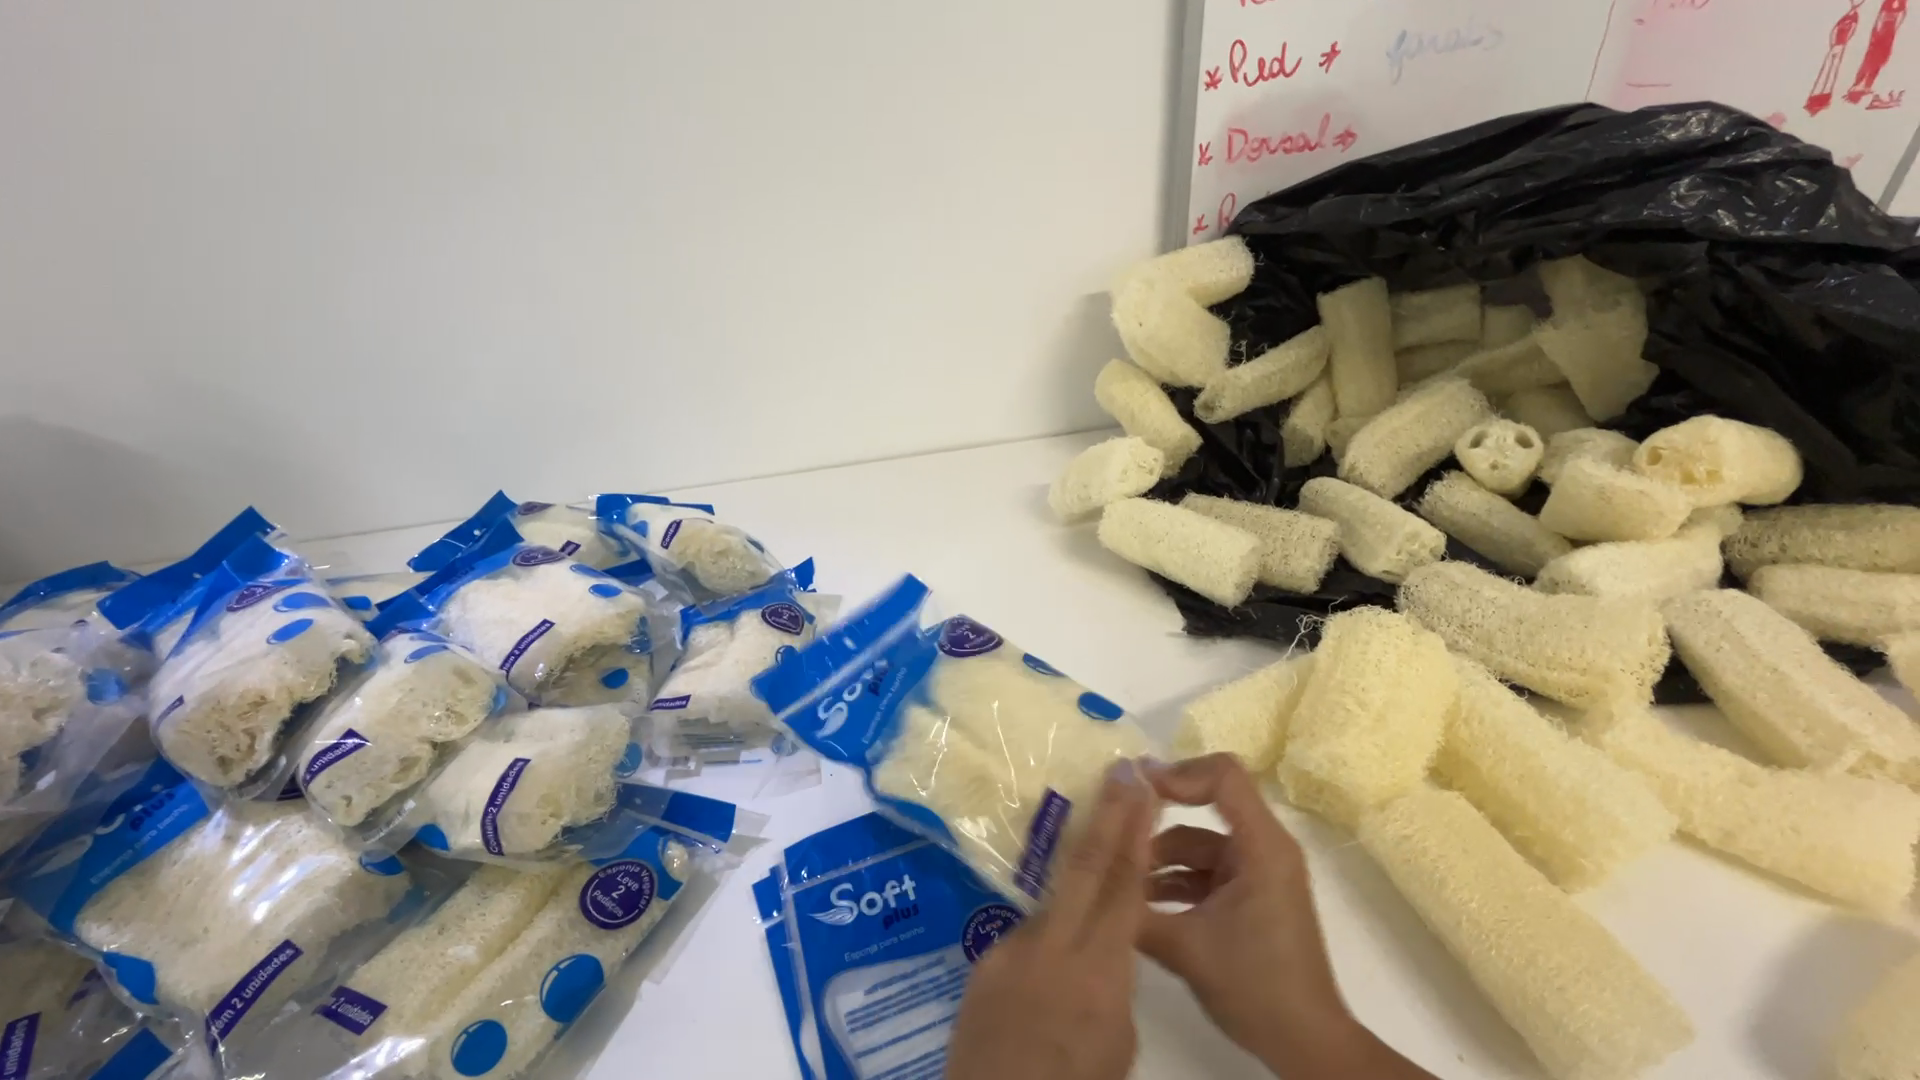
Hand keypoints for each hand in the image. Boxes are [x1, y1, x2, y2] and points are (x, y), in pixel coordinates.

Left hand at [946, 759, 1158, 1079]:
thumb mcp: (1119, 1043)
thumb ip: (1113, 985)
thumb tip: (1103, 952)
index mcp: (1098, 970)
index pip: (1124, 888)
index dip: (1134, 834)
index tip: (1141, 790)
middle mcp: (1052, 945)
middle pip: (1085, 867)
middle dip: (1108, 814)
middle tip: (1119, 770)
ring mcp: (1011, 949)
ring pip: (1052, 903)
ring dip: (1074, 886)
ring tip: (1089, 888)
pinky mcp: (983, 963)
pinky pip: (1024, 939)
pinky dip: (1044, 942)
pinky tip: (1046, 968)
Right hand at [1139, 754, 1434, 1079]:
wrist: (1306, 1045)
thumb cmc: (1256, 987)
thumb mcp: (1186, 947)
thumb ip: (1134, 909)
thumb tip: (1087, 879)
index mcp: (1261, 847)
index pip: (1223, 776)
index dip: (1178, 773)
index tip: (1135, 789)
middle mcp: (1263, 849)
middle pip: (1205, 807)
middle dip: (1156, 821)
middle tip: (1111, 833)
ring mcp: (1256, 872)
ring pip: (1198, 843)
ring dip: (1158, 858)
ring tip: (1116, 880)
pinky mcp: (1249, 896)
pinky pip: (1204, 871)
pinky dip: (1173, 881)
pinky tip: (1137, 904)